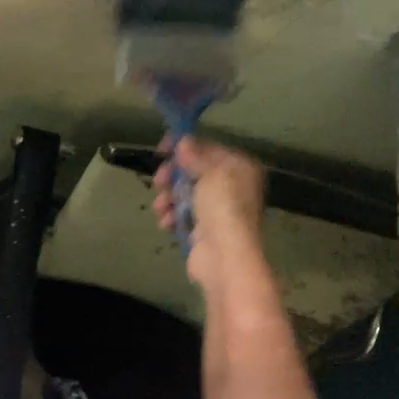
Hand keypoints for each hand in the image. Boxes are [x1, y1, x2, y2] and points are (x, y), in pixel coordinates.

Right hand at [154, 138, 266, 288]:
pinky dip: (171, 215)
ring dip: (168, 197)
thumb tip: (183, 141)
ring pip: (184, 192)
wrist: (224, 257)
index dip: (183, 146)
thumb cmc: (221, 208)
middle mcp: (232, 186)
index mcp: (239, 168)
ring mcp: (217, 209)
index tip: (161, 149)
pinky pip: (182, 213)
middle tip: (159, 181)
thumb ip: (194, 155)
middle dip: (172, 175)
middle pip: (193, 171)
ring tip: (161, 207)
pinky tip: (166, 222)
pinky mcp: (204, 229)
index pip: (208, 148)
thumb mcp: (209, 172)